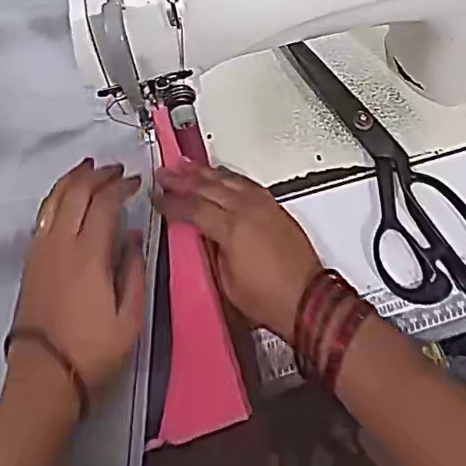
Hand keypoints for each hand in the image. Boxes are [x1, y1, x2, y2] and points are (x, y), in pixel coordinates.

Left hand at [14, 160, 148, 392]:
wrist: (44, 377)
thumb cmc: (90, 351)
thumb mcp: (129, 318)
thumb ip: (134, 271)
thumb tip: (133, 238)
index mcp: (88, 255)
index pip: (104, 203)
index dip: (121, 187)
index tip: (135, 183)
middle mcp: (61, 244)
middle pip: (77, 192)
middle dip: (97, 175)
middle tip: (114, 170)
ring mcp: (41, 251)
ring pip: (55, 199)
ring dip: (73, 179)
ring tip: (87, 168)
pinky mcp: (31, 261)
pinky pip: (43, 215)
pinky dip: (57, 196)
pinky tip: (65, 197)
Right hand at [154, 162, 322, 337]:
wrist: (306, 300)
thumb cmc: (271, 298)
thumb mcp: (225, 283)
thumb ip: (209, 251)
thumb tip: (198, 234)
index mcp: (231, 229)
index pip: (193, 207)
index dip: (172, 202)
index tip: (159, 198)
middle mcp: (248, 210)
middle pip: (207, 186)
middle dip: (182, 179)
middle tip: (165, 174)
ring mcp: (263, 205)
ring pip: (226, 178)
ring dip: (203, 172)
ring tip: (186, 166)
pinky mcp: (274, 206)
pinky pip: (244, 182)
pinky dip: (227, 175)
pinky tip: (219, 174)